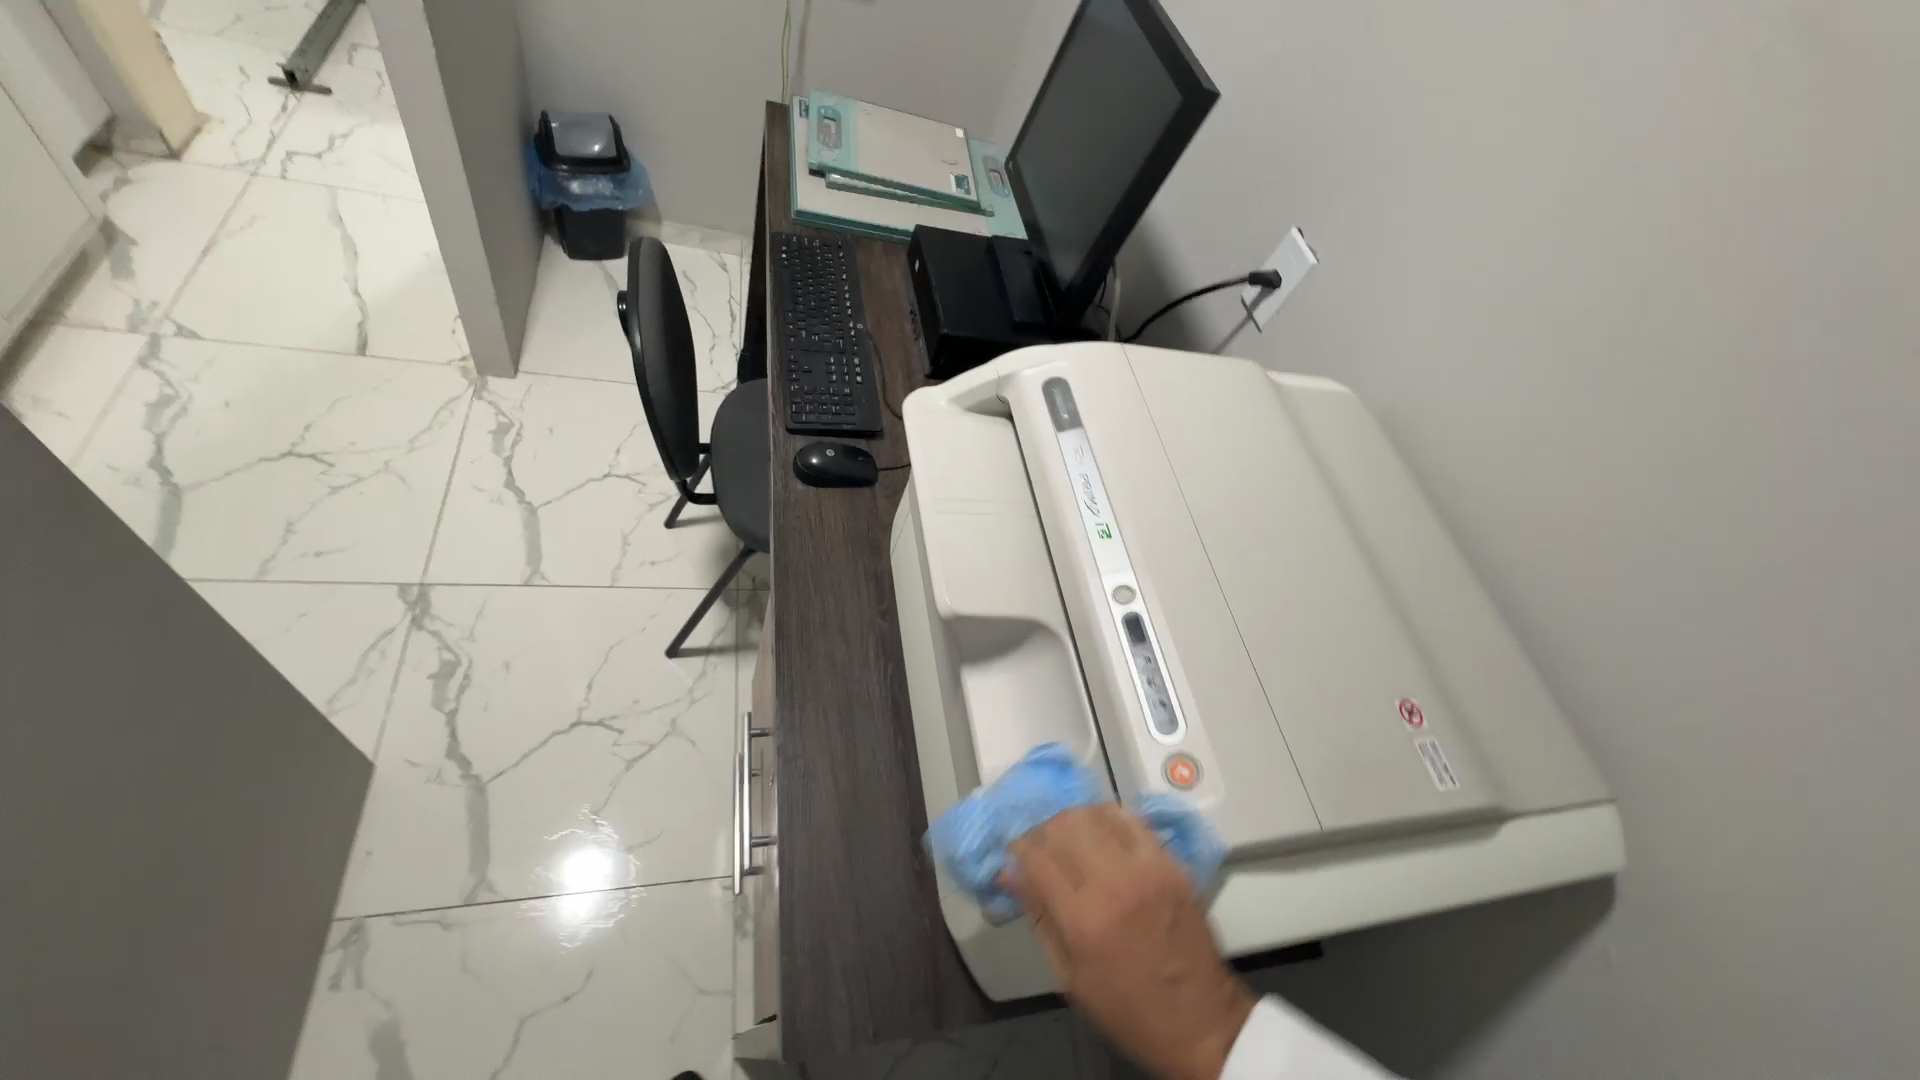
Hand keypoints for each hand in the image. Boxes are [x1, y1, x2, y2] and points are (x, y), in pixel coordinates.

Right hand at [1005, 805, 1254, 1079]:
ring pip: (1097, 814)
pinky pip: (1133, 821)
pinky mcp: (1171, 863)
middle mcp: (1113, 881)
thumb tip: (1008, 873)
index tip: (1014, 852)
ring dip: (1075, 820)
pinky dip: (1109, 819)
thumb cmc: (1126, 1009)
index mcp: (1082, 918)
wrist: (1200, 1020)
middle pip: (1064, 825)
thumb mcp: (1069, 976)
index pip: (1036, 856)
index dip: (1018, 848)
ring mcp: (1147, 867)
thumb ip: (1039, 916)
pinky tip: (1102, 835)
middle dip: (1044, 830)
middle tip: (1041, 847)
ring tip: (1070, 839)